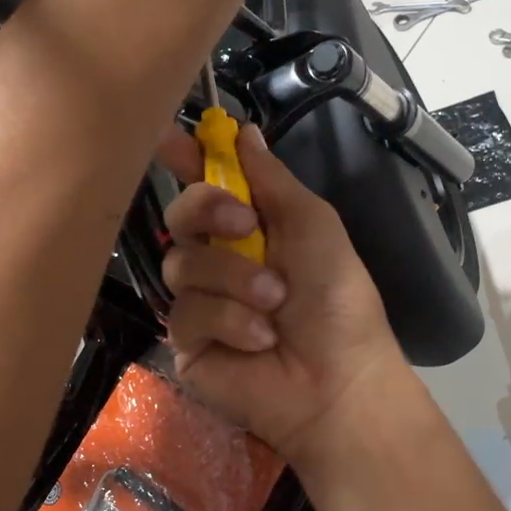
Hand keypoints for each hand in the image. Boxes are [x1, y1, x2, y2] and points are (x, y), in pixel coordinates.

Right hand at [157, 123, 411, 463]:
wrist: (338, 380)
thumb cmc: (336, 297)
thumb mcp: (313, 225)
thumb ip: (271, 179)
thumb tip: (244, 131)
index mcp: (252, 226)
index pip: (207, 182)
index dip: (186, 159)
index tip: (172, 140)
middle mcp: (220, 257)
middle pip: (180, 214)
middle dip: (209, 210)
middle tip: (245, 224)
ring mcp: (200, 300)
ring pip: (182, 263)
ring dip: (234, 278)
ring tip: (275, 302)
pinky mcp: (187, 342)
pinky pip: (187, 312)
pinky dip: (229, 320)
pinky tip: (260, 338)